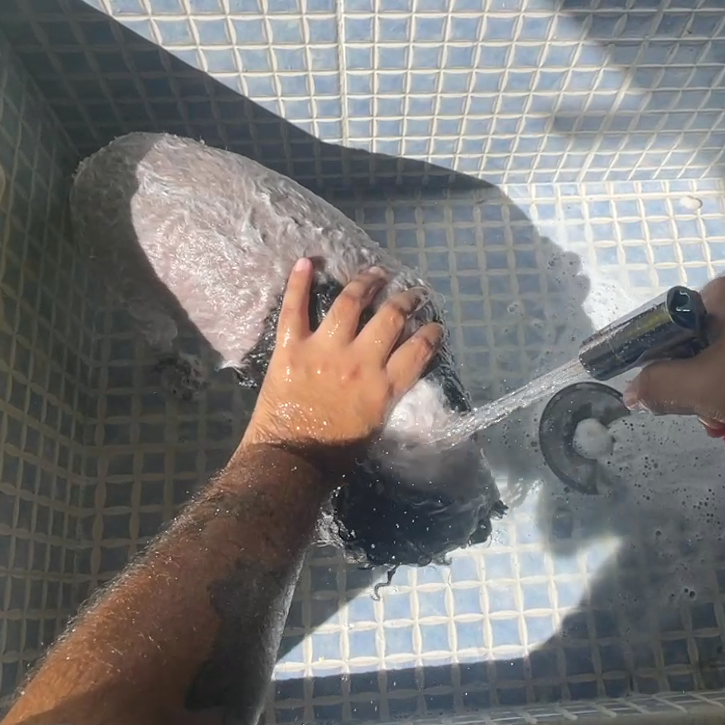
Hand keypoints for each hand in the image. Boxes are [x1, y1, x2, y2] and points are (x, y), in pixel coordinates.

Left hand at [240, 258, 443, 474]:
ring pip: (350, 303)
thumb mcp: (376, 426)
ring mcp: (324, 351)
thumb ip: (386, 394)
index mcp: (383, 387)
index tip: (434, 326)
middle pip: (391, 318)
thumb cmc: (335, 456)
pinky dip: (299, 282)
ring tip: (376, 273)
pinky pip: (295, 308)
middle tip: (413, 292)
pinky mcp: (291, 348)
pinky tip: (306, 261)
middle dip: (407, 300)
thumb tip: (393, 371)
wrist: (290, 463)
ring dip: (366, 282)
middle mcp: (359, 362)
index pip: (419, 350)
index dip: (431, 334)